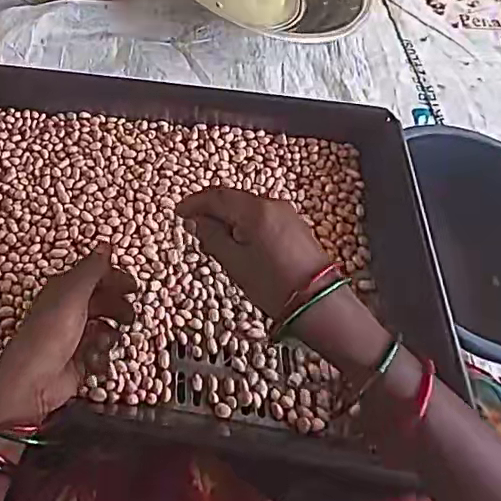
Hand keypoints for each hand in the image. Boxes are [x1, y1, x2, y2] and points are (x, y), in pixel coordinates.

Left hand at [0, 249, 135, 424]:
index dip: (115, 279)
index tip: (133, 286)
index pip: (94, 276)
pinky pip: (100, 353)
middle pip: (102, 301)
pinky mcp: (79, 359)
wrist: (34, 381)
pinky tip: (96, 359)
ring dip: (110, 333)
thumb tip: (105, 245)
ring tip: (107, 340)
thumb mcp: (73, 295)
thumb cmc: (49, 334)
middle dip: (117, 308)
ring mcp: (74, 335)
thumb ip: (92, 270)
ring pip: (104, 327)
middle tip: (128, 316)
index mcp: (64, 289)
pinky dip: (102, 356)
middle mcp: (69, 309)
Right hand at [175, 187, 333, 318]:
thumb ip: (211, 236)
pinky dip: (245, 223)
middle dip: (210, 210)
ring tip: (214, 238)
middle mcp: (272, 205)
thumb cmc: (274, 285)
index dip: (194, 203)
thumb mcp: (234, 262)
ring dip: (228, 217)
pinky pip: (262, 217)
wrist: (320, 305)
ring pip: (247, 208)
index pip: (216, 196)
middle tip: (193, 226)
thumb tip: (196, 221)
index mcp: (255, 210)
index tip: (180, 213)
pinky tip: (238, 241)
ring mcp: (287, 215)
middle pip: (233, 198)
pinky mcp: (295, 227)